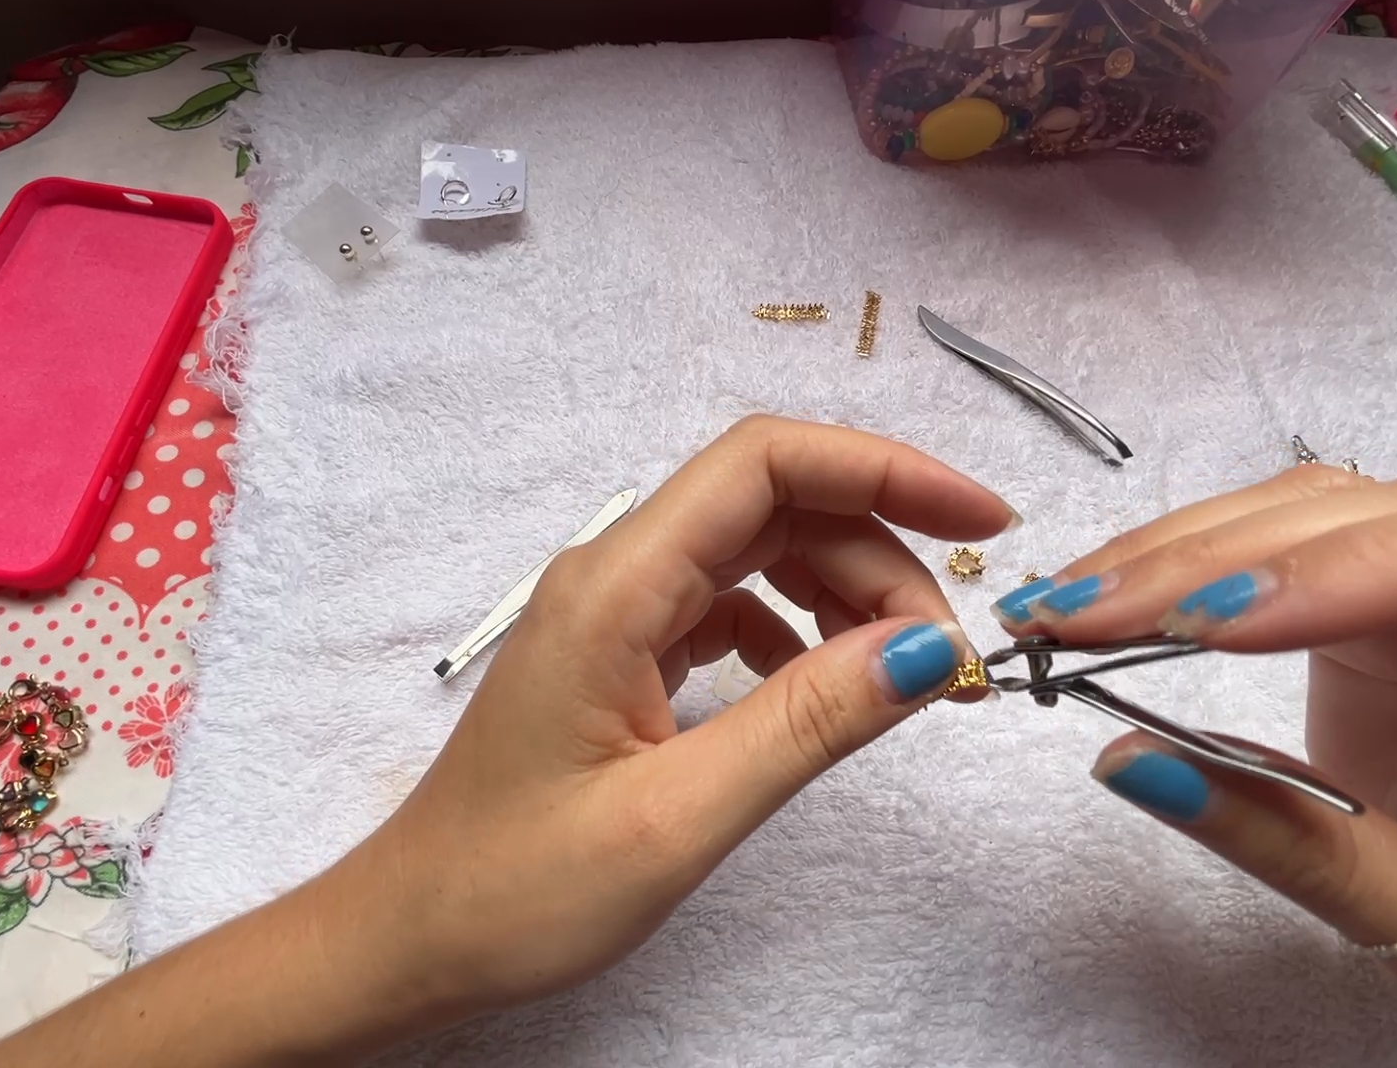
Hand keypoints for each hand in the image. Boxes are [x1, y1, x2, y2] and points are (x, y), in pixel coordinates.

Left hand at [320, 415, 1013, 1033]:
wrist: (416, 933)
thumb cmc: (518, 889)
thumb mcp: (677, 817)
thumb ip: (805, 724)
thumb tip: (928, 650)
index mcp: (615, 585)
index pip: (762, 464)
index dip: (880, 469)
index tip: (980, 518)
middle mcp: (618, 572)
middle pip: (774, 506)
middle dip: (877, 554)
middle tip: (945, 652)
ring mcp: (623, 608)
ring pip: (761, 553)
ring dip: (844, 593)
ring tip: (898, 672)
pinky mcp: (631, 647)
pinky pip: (734, 605)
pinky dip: (797, 630)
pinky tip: (819, 685)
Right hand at [991, 465, 1396, 1063]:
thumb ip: (1321, 862)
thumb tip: (1125, 764)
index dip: (1359, 570)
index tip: (1202, 630)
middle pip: (1381, 513)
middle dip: (1208, 563)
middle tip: (1069, 618)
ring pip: (1308, 508)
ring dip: (1169, 552)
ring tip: (1056, 606)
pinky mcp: (1390, 583)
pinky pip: (1274, 541)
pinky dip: (1178, 564)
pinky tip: (1102, 595)